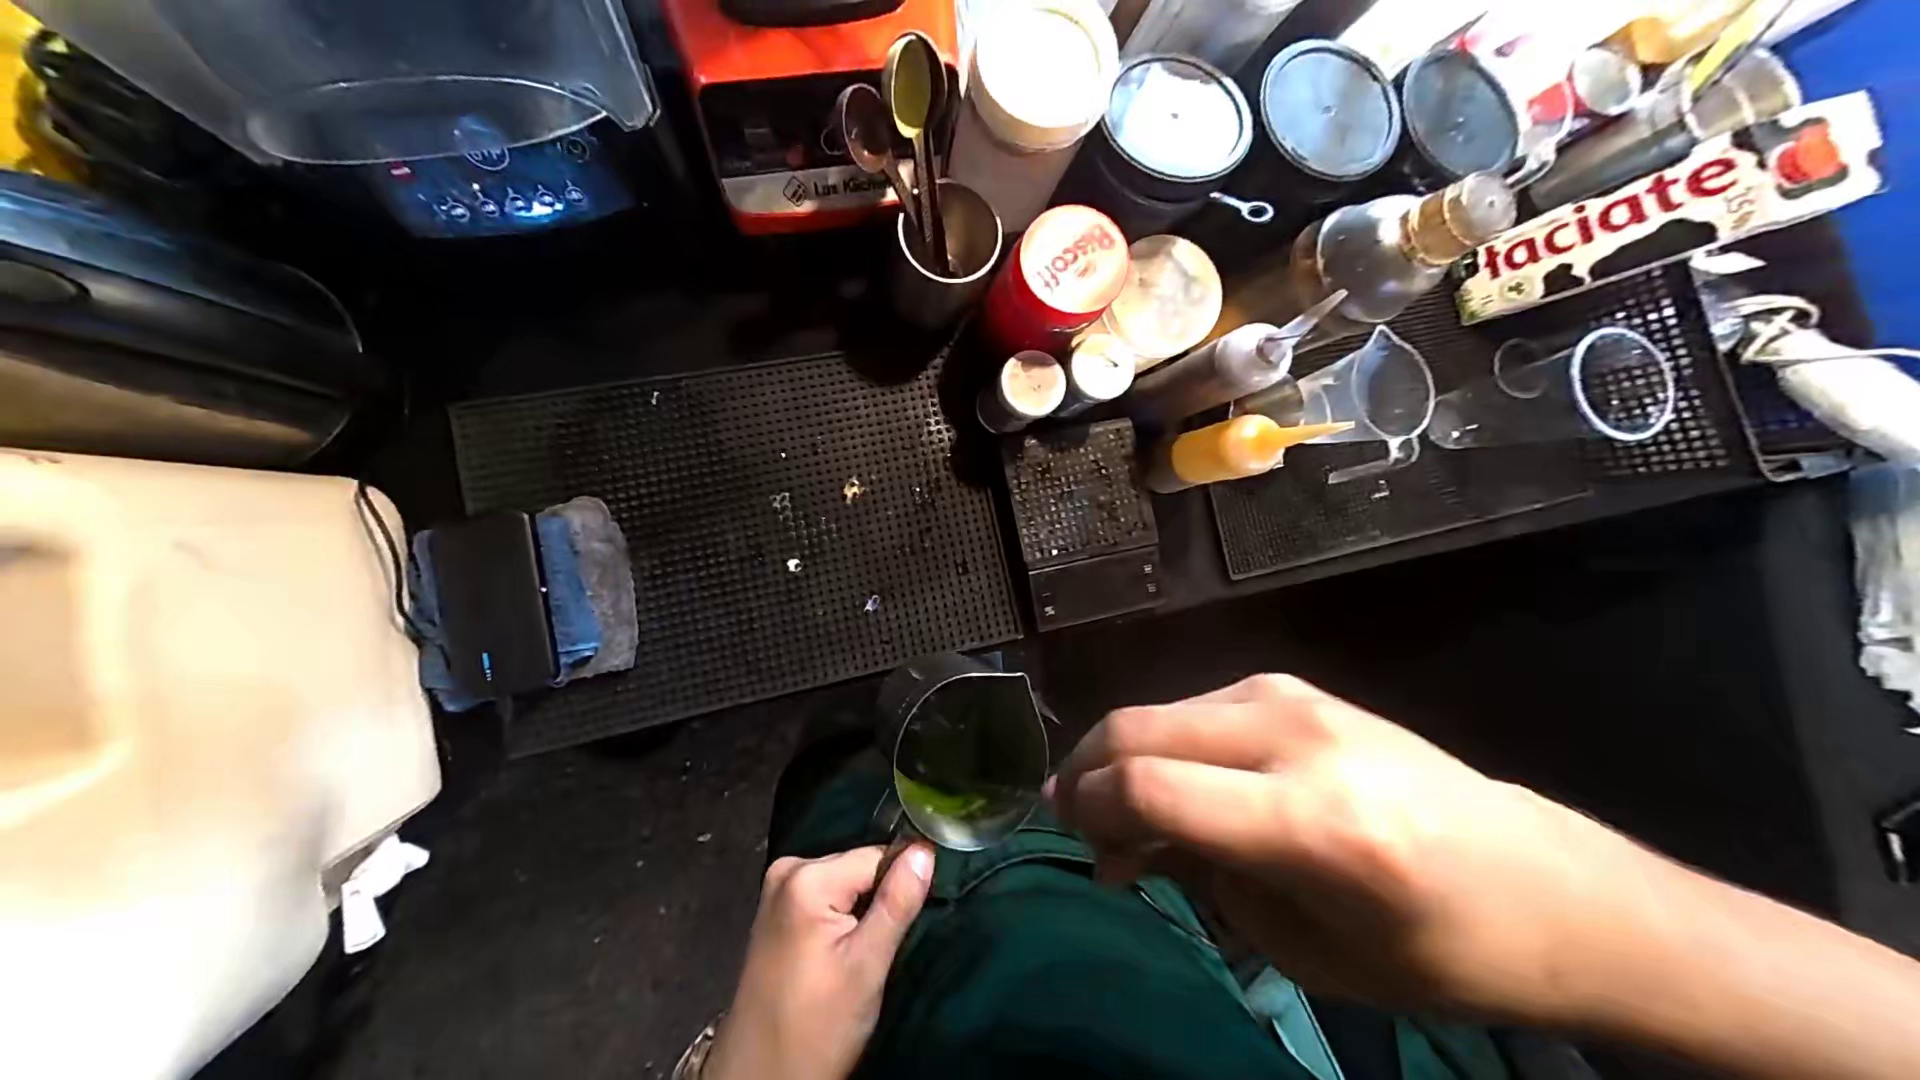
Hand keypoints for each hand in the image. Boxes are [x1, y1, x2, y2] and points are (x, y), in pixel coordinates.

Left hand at [702, 843, 934, 1079]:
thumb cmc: (815, 1029)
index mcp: (807, 877)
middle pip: (859, 867)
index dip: (899, 887)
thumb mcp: (866, 968)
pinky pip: (827, 895)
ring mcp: (778, 889)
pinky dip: (842, 917)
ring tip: (859, 953)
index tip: (905, 926)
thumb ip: (897, 903)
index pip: (877, 857)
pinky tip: (839, 951)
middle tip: (878, 948)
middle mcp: (788, 870)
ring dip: (861, 910)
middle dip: (878, 900)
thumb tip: (925, 849)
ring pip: (846, 882)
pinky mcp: (777, 910)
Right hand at [1047, 674, 1675, 1023]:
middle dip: (1086, 769)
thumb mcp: (1307, 951)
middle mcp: (1295, 737)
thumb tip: (1120, 846)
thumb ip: (1200, 880)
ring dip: (1120, 755)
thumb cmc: (1440, 949)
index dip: (1091, 808)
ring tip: (1118, 810)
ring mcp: (1293, 697)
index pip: (1153, 789)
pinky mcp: (1293, 686)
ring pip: (1159, 710)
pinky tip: (1170, 779)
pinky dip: (1161, 741)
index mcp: (1312, 824)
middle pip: (1139, 728)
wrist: (1549, 884)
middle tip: (1070, 816)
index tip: (1072, 836)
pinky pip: (1194, 707)